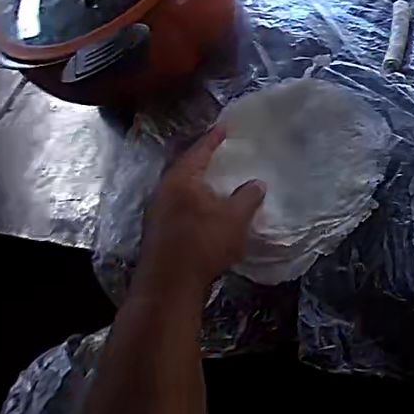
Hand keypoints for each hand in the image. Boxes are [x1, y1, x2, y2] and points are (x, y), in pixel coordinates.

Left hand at [135, 126, 265, 311]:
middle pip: (185, 167)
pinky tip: (203, 210)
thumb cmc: (203, 244)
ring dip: (196, 183)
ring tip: (213, 181)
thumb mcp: (235, 218)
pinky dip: (192, 201)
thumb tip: (257, 183)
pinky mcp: (156, 231)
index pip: (199, 150)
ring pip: (179, 188)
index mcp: (181, 178)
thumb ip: (248, 197)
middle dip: (202, 159)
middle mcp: (164, 190)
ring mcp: (156, 211)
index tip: (224, 127)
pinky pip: (177, 205)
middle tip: (218, 152)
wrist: (169, 285)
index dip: (213, 138)